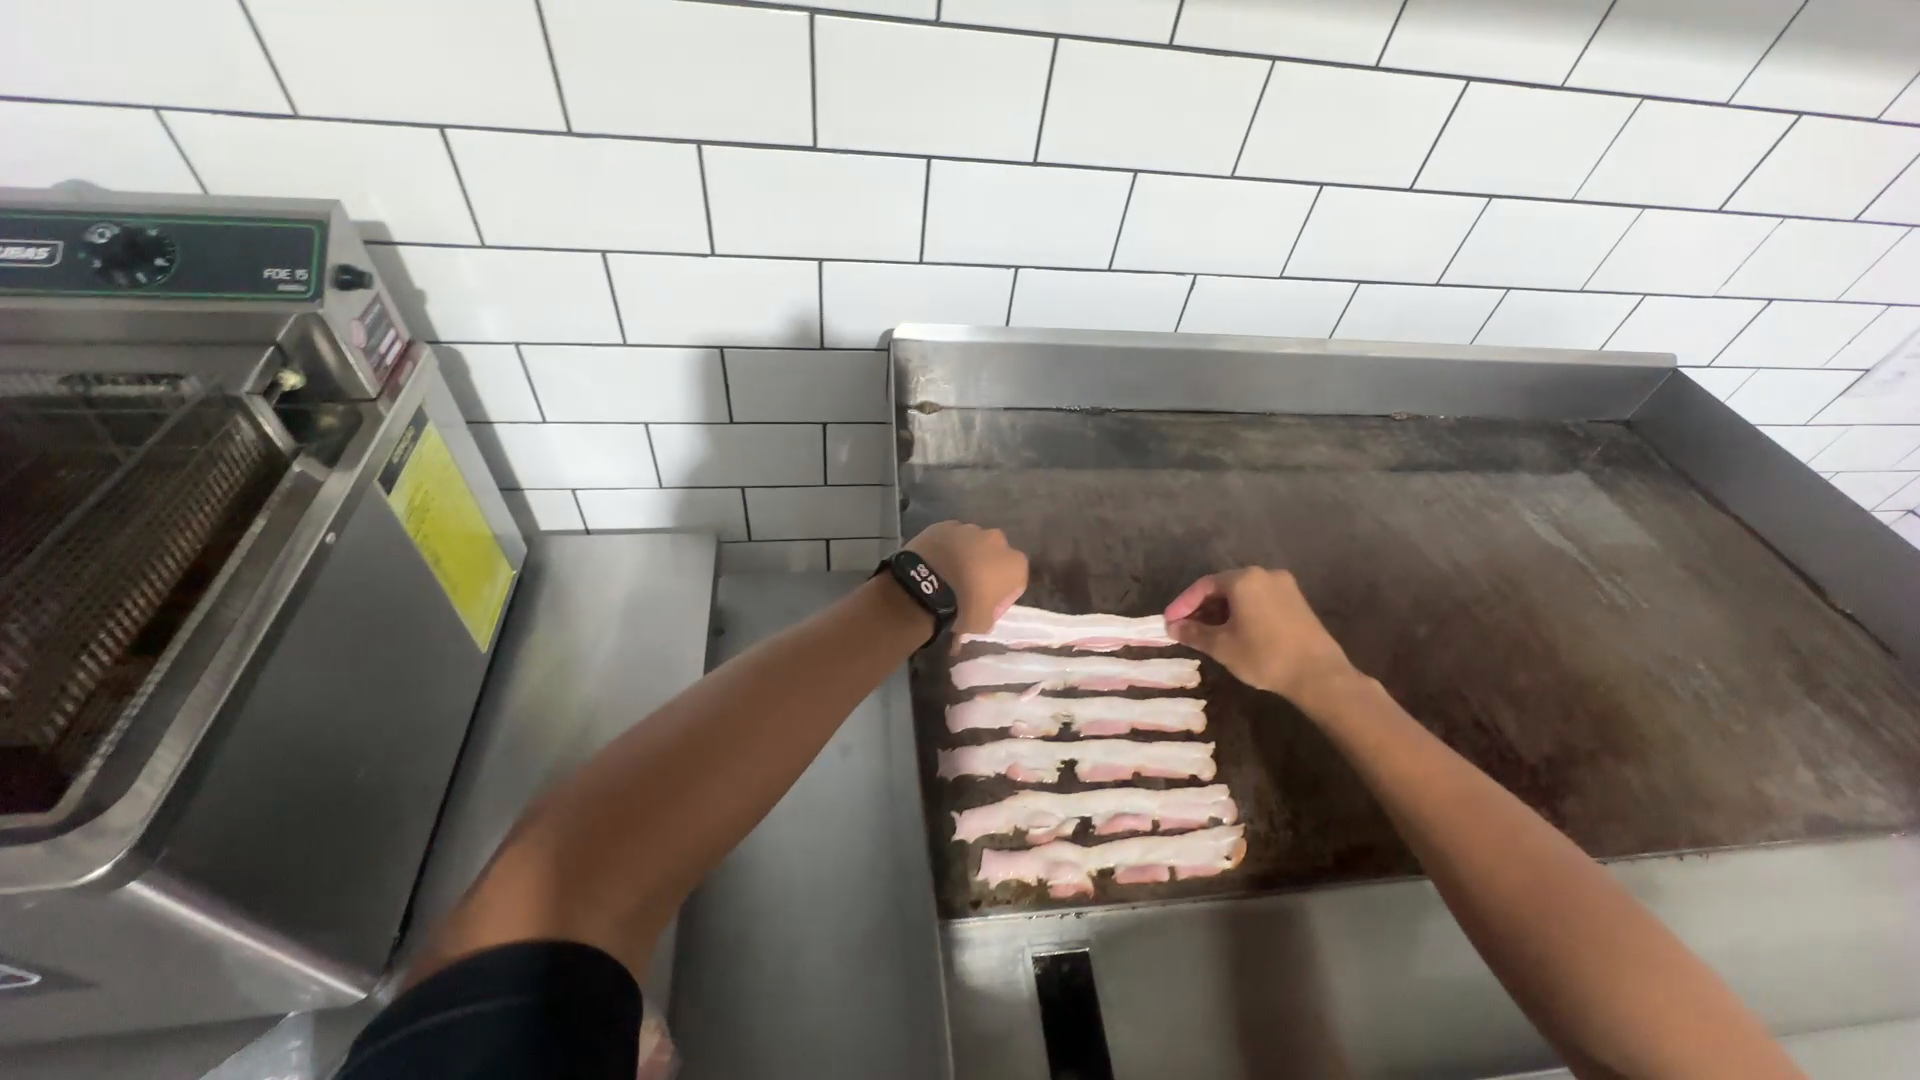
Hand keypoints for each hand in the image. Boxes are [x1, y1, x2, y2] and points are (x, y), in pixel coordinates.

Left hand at [907, 521, 1027, 634]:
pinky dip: (947, 548)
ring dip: (966, 556)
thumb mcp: (983, 624)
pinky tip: (936, 563)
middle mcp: (998, 540)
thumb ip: (989, 616)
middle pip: (995, 557)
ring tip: (948, 575)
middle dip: (986, 569)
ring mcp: (970, 529)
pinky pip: (951, 538)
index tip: (987, 606)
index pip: (1015, 581)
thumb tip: (982, 614)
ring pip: (973, 544)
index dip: (1002, 595)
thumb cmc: (963, 607)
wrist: (924, 587)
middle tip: (968, 588)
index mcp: (1015, 563)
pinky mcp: (946, 525)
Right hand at [1163, 567, 1356, 701]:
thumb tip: (1173, 627)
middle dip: (1201, 608)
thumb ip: (1193, 633)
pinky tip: (1234, 632)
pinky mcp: (1297, 602)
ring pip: (1242, 595)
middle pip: (1223, 587)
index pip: (1203, 586)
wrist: (1318, 674)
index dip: (1182, 604)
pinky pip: (1259, 601)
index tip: (1168, 621)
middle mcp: (1264, 575)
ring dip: (1221, 611)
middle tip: (1185, 628)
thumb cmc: (1264, 655)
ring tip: (1206, 633)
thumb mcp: (1222, 646)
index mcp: (1244, 579)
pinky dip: (1242, 613)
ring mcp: (1284, 587)